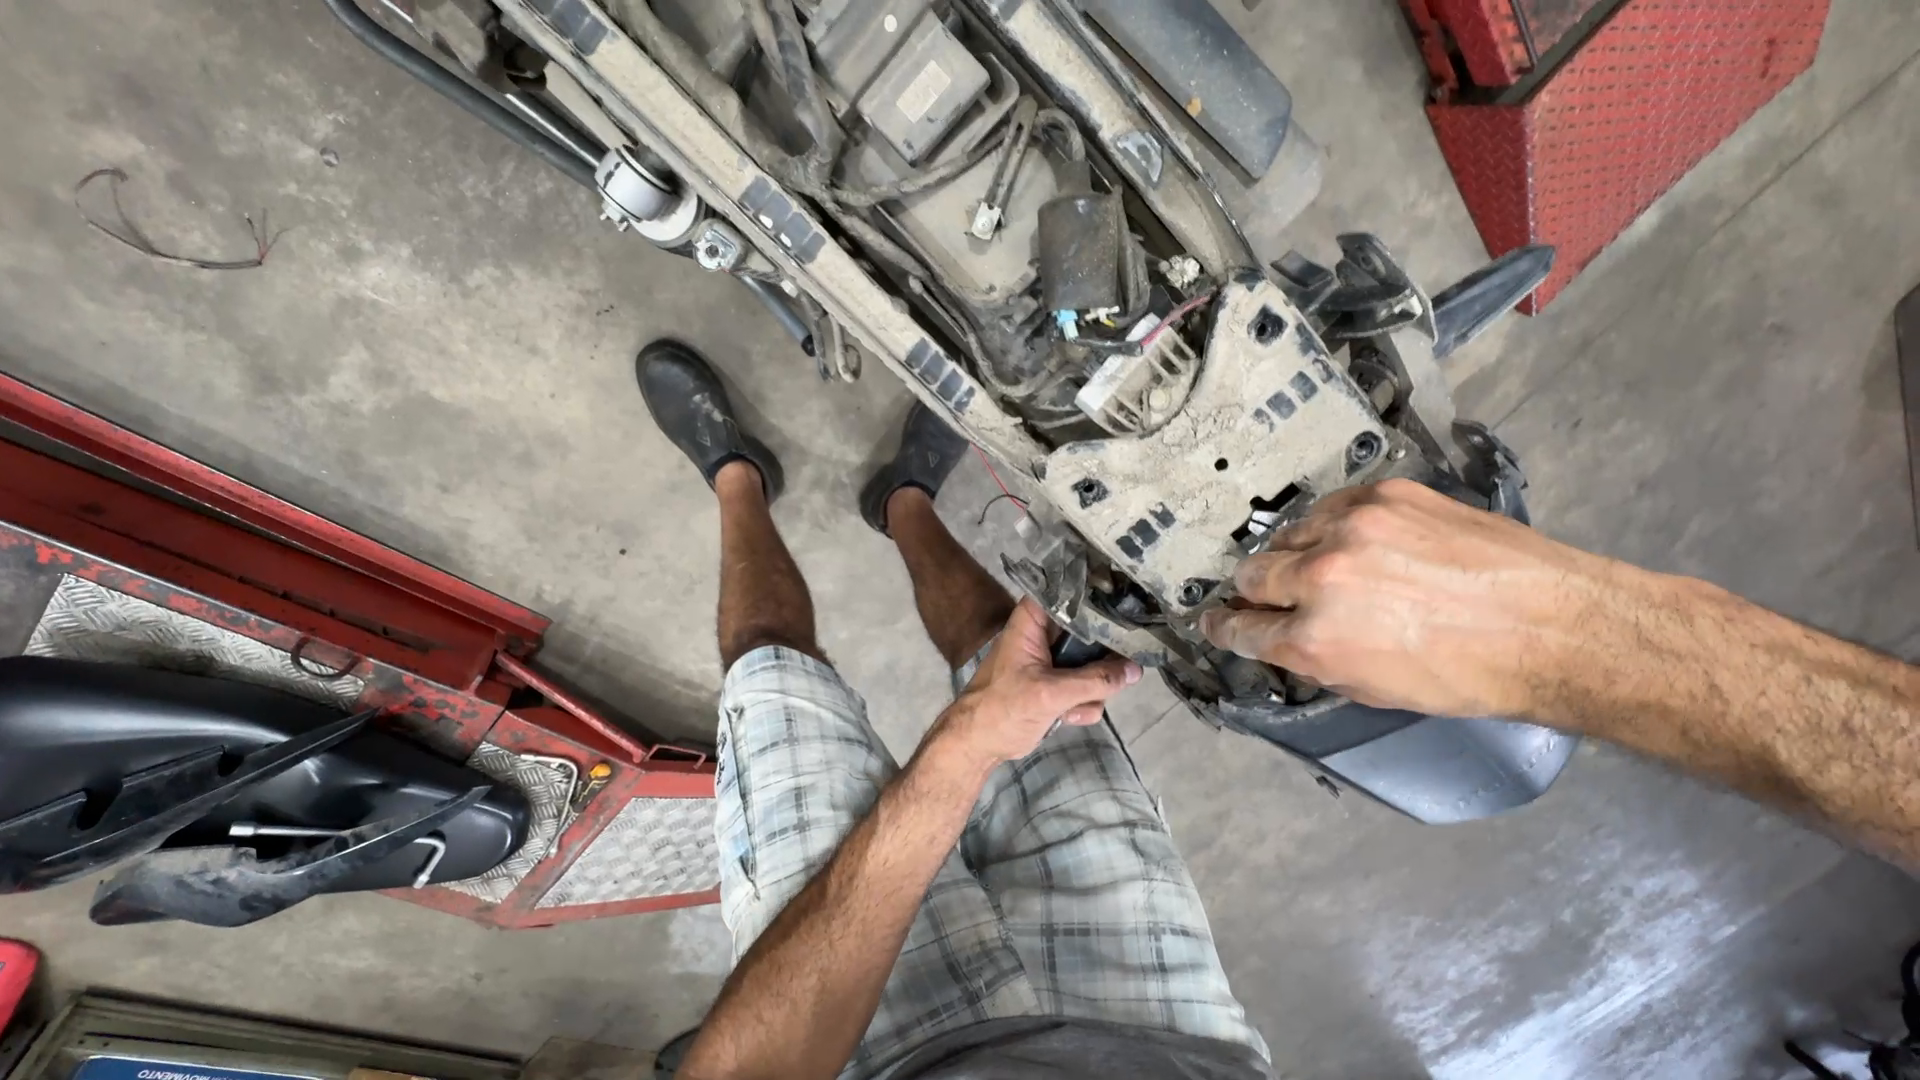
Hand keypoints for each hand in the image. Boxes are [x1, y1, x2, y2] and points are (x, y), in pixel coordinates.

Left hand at [930, 598, 1141, 772]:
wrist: (979, 744)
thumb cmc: (1002, 707)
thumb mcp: (1050, 693)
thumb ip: (1095, 681)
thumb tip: (1136, 669)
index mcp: (1034, 619)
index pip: (1072, 592)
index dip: (1100, 597)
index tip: (1130, 607)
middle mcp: (1046, 633)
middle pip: (1092, 631)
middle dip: (1102, 660)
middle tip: (1110, 675)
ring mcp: (1055, 660)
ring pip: (1096, 664)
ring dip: (1091, 691)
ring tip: (1068, 707)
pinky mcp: (1060, 684)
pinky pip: (1089, 687)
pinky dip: (1082, 704)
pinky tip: (1065, 717)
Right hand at [1199, 478, 1617, 718]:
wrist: (1556, 626)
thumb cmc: (1469, 676)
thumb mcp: (1375, 690)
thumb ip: (1315, 660)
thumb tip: (1287, 637)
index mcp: (1315, 639)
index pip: (1240, 627)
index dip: (1224, 626)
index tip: (1216, 620)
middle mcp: (1320, 578)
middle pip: (1251, 573)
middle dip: (1257, 589)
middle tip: (1277, 595)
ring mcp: (1352, 527)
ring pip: (1288, 534)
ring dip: (1296, 554)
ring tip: (1329, 566)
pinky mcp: (1386, 494)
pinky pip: (1332, 508)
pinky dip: (1334, 527)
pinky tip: (1362, 542)